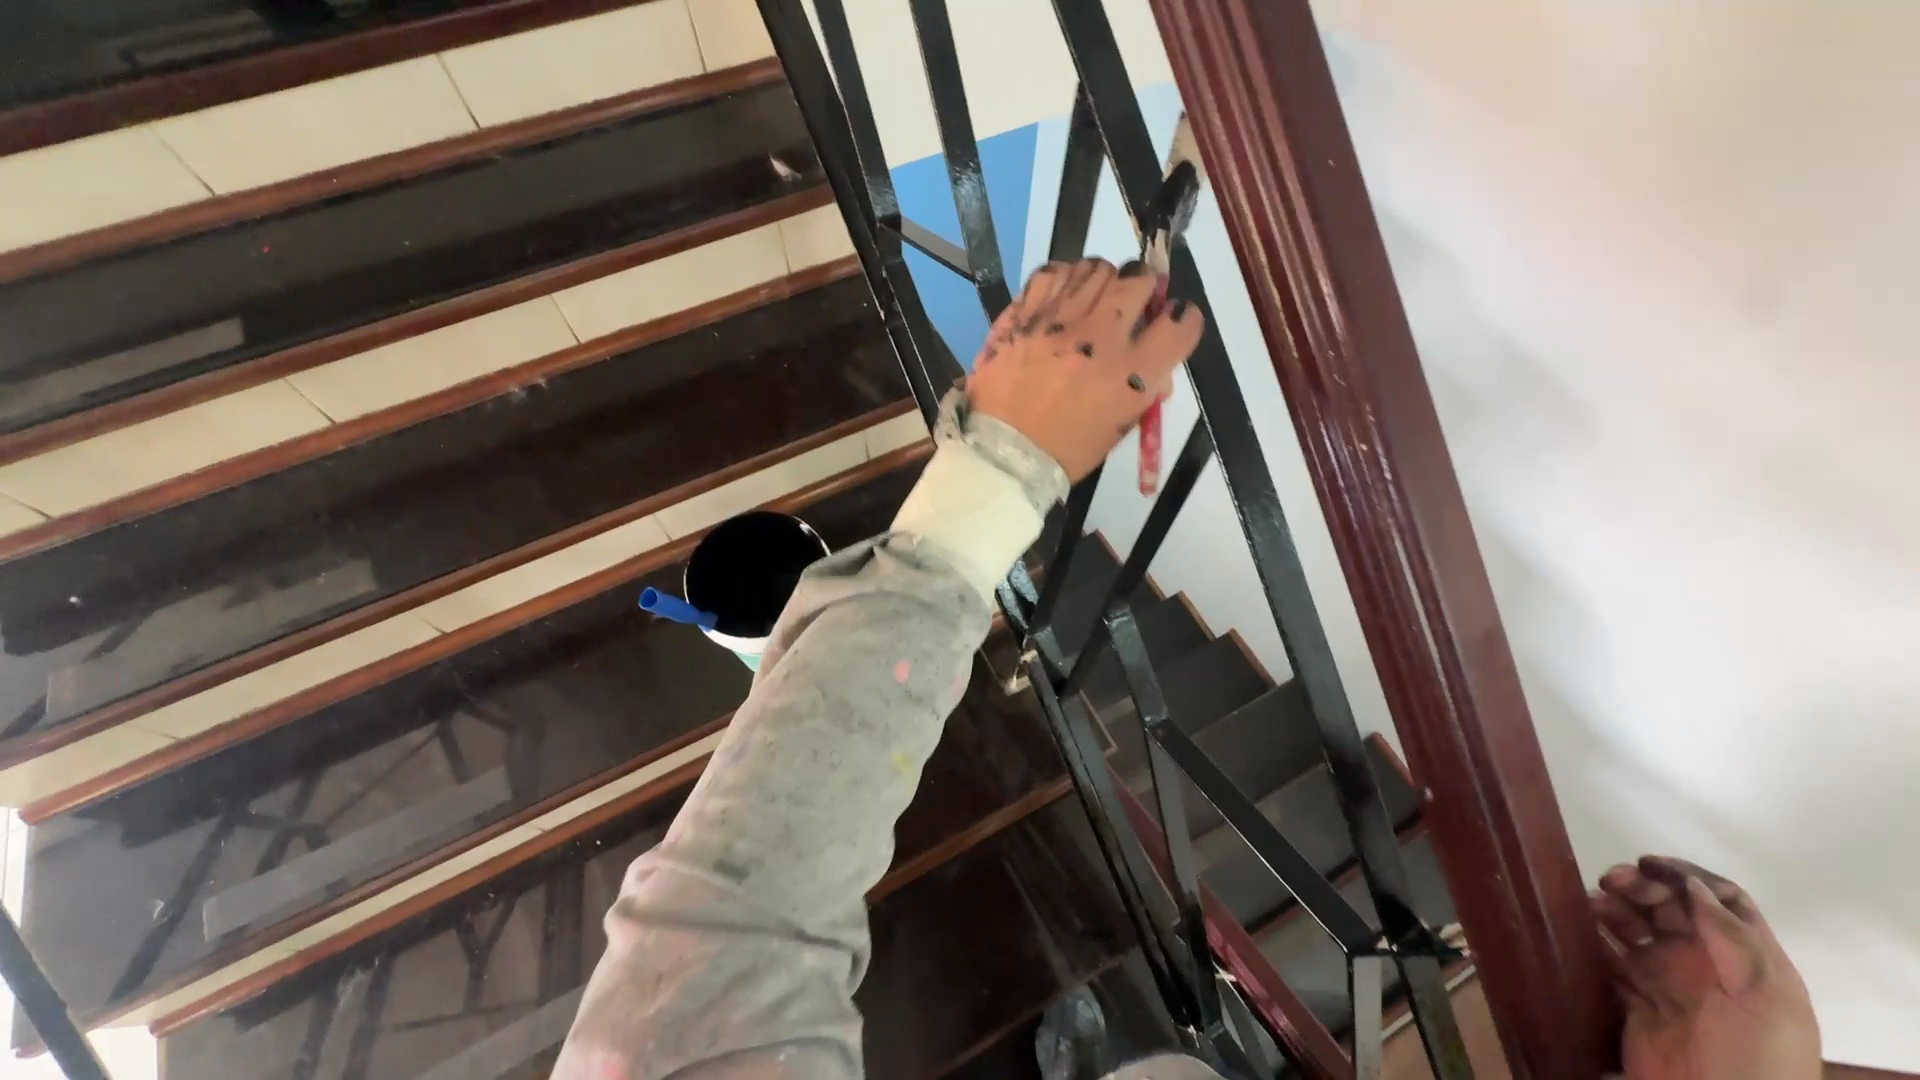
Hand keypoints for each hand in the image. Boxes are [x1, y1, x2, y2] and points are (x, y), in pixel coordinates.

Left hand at [968, 258, 1203, 481]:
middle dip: (1141, 287)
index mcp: (1132, 375)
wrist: (1005, 455)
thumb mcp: (1121, 425)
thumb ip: (1144, 386)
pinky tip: (1061, 296)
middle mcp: (1100, 338)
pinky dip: (1063, 278)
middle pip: (1138, 280)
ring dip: (1102, 280)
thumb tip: (1156, 364)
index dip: (1181, 318)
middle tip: (1130, 303)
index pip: (1180, 322)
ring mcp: (1057, 322)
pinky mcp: (1022, 315)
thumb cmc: (1068, 448)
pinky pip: (1051, 273)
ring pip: (1095, 268)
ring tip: (1093, 299)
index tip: (1169, 321)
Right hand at [1593, 856, 1819, 1079]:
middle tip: (1610, 882)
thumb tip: (1689, 883)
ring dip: (1610, 908)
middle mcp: (1706, 962)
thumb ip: (1732, 938)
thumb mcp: (1765, 997)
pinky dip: (1590, 939)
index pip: (1721, 899)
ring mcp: (1668, 981)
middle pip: (1670, 907)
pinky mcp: (1634, 999)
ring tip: (1590, 906)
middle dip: (1639, 886)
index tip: (1647, 865)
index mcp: (1746, 959)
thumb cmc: (1754, 1055)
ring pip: (1634, 927)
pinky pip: (1608, 958)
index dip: (1686, 875)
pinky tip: (1578, 930)